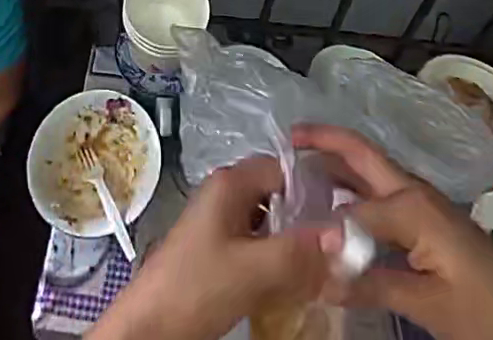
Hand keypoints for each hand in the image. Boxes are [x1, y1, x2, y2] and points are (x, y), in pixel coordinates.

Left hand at [92, 155, 329, 339]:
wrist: (147, 328)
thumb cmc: (197, 286)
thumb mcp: (251, 270)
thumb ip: (297, 251)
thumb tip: (344, 233)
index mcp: (231, 183)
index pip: (284, 168)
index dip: (314, 188)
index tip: (344, 215)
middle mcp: (226, 193)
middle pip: (278, 194)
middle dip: (305, 220)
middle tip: (336, 248)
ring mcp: (220, 221)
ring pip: (269, 222)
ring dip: (292, 243)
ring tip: (321, 268)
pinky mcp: (217, 249)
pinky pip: (256, 244)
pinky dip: (276, 259)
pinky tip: (293, 282)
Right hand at [296, 124, 492, 339]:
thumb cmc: (488, 310)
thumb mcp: (431, 303)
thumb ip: (374, 283)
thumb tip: (321, 276)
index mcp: (411, 205)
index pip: (351, 210)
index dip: (322, 226)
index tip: (292, 237)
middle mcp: (413, 191)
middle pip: (362, 154)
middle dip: (326, 141)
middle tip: (288, 138)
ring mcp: (420, 202)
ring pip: (370, 172)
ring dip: (337, 164)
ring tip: (300, 169)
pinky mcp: (425, 218)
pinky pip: (380, 194)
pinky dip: (353, 190)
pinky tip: (336, 207)